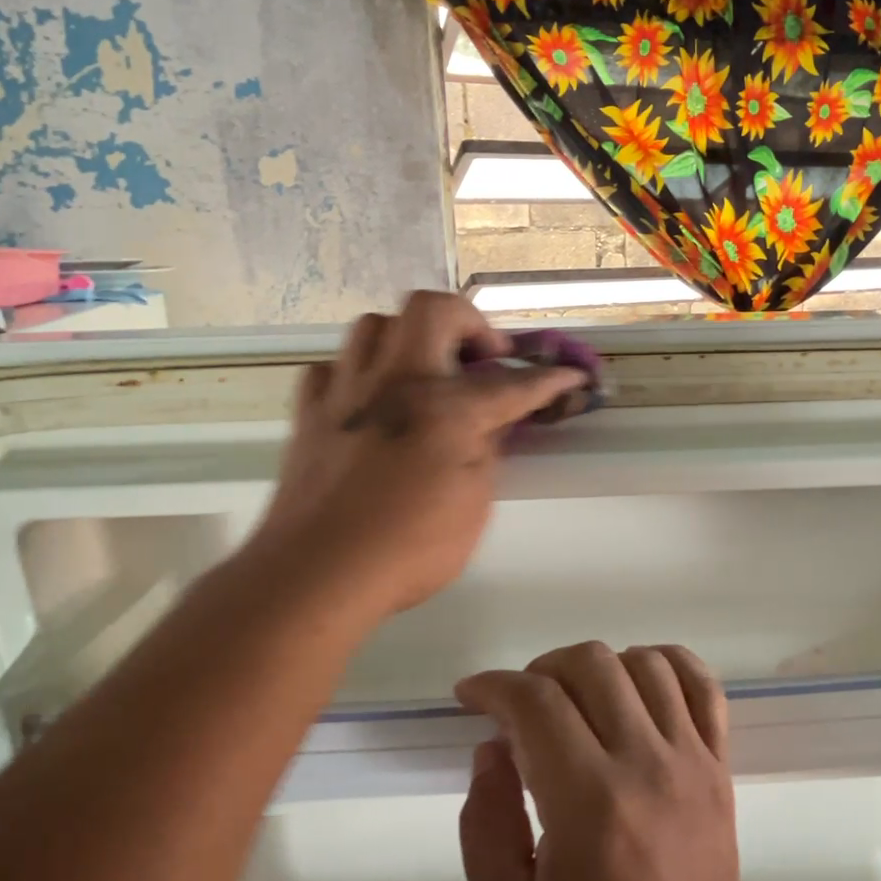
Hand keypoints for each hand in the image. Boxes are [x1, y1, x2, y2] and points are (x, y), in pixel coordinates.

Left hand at [248, 291, 587, 619]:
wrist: (318, 572)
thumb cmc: (408, 548)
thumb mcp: (473, 504)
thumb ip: (486, 452)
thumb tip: (488, 422)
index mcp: (445, 408)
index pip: (511, 384)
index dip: (548, 379)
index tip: (571, 375)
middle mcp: (396, 383)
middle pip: (431, 309)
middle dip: (468, 323)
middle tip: (482, 359)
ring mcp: (346, 393)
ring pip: (375, 325)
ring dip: (408, 338)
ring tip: (424, 372)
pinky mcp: (309, 415)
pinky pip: (331, 368)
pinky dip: (355, 374)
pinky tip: (367, 400)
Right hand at [455, 643, 758, 880]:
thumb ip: (485, 822)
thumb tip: (492, 748)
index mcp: (589, 803)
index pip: (536, 702)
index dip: (493, 685)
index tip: (469, 698)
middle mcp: (646, 764)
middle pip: (591, 665)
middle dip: (539, 670)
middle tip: (519, 708)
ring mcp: (693, 760)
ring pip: (646, 662)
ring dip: (598, 666)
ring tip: (574, 700)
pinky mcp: (720, 768)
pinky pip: (705, 686)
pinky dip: (668, 664)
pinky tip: (637, 682)